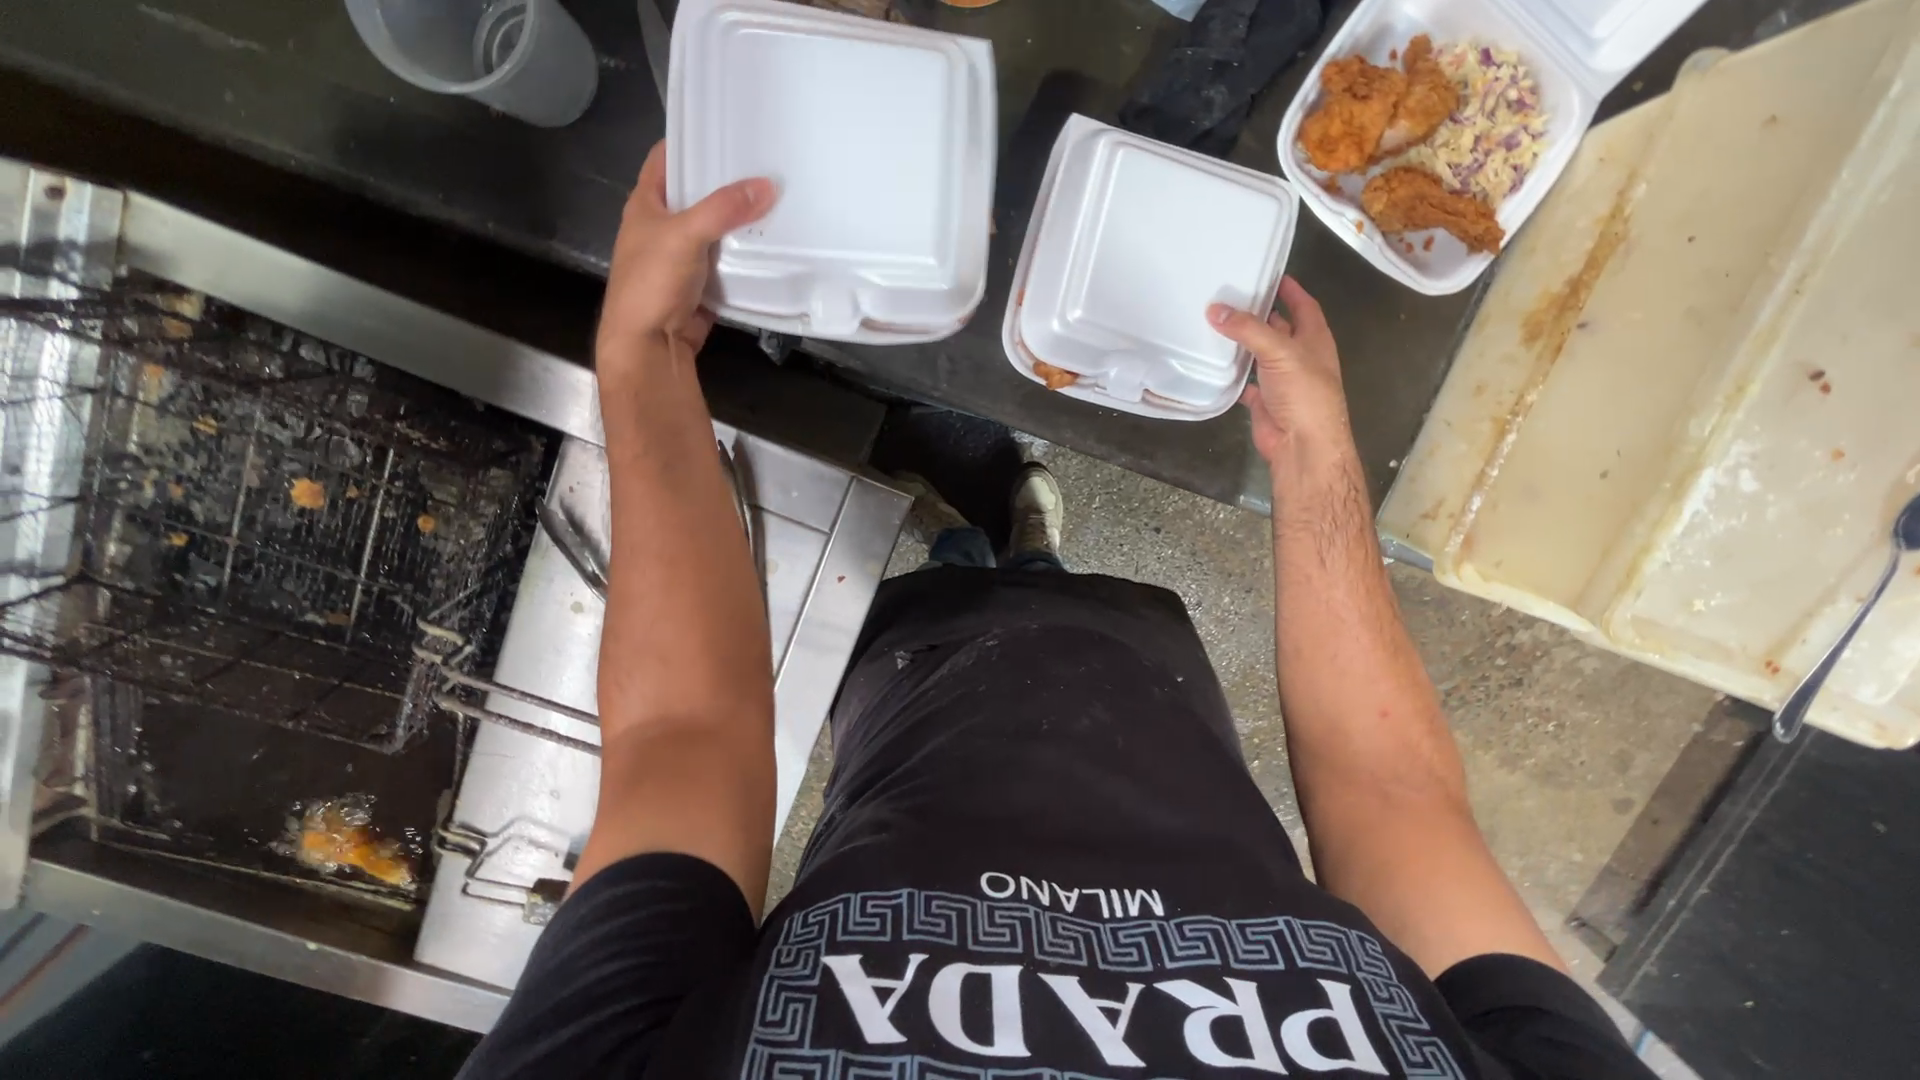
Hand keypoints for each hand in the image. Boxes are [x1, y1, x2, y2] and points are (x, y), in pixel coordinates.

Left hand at [596, 141, 775, 371]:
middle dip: (728, 183)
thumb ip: (724, 209)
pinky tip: (770, 246)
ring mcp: (682, 258)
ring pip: (716, 231)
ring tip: (777, 199)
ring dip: (740, 222)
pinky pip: (727, 264)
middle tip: (766, 165)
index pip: (667, 158)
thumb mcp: (685, 235)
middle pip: (698, 195)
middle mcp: (662, 227)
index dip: (692, 140)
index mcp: (646, 204)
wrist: (649, 345)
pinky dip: (745, 257)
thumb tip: (767, 185)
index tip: (728, 129)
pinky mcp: (701, 286)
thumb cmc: (652, 282)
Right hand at [1208, 277, 1355, 470]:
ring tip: (1216, 323)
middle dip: (1260, 313)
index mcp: (1314, 339)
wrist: (1302, 444)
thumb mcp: (1280, 352)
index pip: (1304, 305)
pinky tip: (1215, 363)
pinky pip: (1246, 382)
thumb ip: (1248, 330)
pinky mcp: (1265, 400)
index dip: (1290, 289)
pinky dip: (1233, 374)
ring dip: (1243, 342)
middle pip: (1279, 327)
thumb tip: (1215, 309)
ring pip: (1260, 354)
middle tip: (1231, 296)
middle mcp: (1300, 356)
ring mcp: (1282, 379)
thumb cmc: (1304, 393)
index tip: (1269, 273)